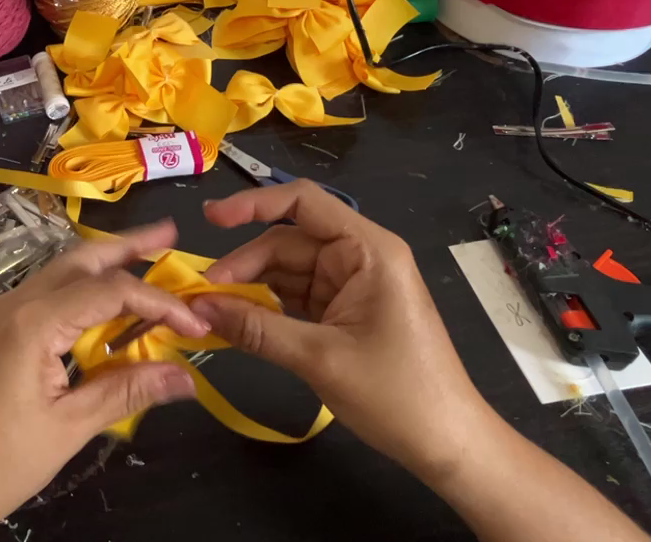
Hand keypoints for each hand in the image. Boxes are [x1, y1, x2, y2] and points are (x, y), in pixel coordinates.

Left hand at [0, 222, 205, 541]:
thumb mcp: (68, 429)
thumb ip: (127, 392)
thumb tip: (186, 376)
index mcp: (36, 320)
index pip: (111, 291)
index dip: (159, 302)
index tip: (198, 323)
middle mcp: (20, 301)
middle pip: (82, 259)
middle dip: (127, 246)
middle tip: (170, 235)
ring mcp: (6, 313)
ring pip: (64, 272)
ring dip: (106, 264)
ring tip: (148, 256)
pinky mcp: (2, 330)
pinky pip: (51, 295)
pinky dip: (85, 290)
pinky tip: (107, 305)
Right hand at [191, 181, 495, 481]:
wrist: (451, 448)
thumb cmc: (398, 395)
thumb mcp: (320, 359)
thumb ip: (257, 329)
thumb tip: (198, 307)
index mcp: (367, 249)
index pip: (303, 202)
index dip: (253, 204)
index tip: (211, 219)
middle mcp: (357, 256)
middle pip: (286, 242)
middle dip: (244, 265)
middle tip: (201, 294)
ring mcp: (350, 283)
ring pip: (285, 270)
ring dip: (250, 288)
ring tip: (213, 310)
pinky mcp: (342, 309)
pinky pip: (294, 295)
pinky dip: (265, 306)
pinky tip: (239, 320)